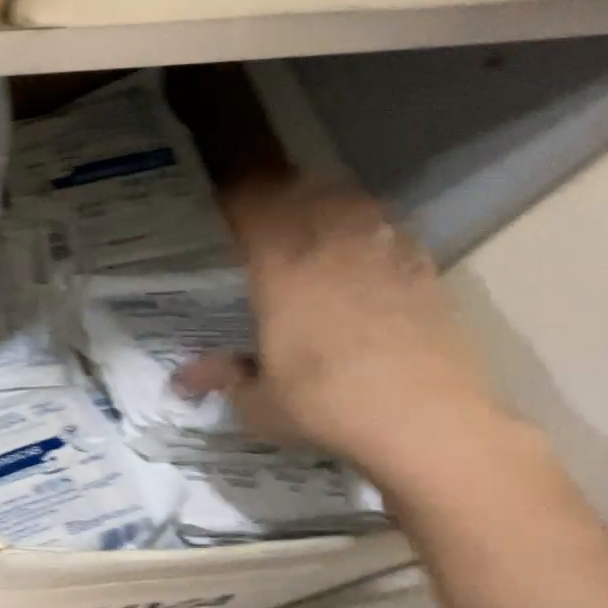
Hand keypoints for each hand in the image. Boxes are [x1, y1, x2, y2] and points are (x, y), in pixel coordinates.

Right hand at [173, 182, 503, 480]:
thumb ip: (222, 377)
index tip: (218, 186)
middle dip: (278, 188)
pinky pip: (390, 231)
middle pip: (304, 198)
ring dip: (326, 200)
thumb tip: (182, 377)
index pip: (253, 213)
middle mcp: (333, 251)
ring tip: (309, 206)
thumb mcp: (256, 401)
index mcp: (282, 273)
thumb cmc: (323, 406)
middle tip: (260, 191)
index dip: (235, 194)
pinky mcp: (425, 275)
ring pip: (351, 206)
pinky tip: (364, 241)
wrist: (425, 421)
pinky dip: (370, 226)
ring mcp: (385, 258)